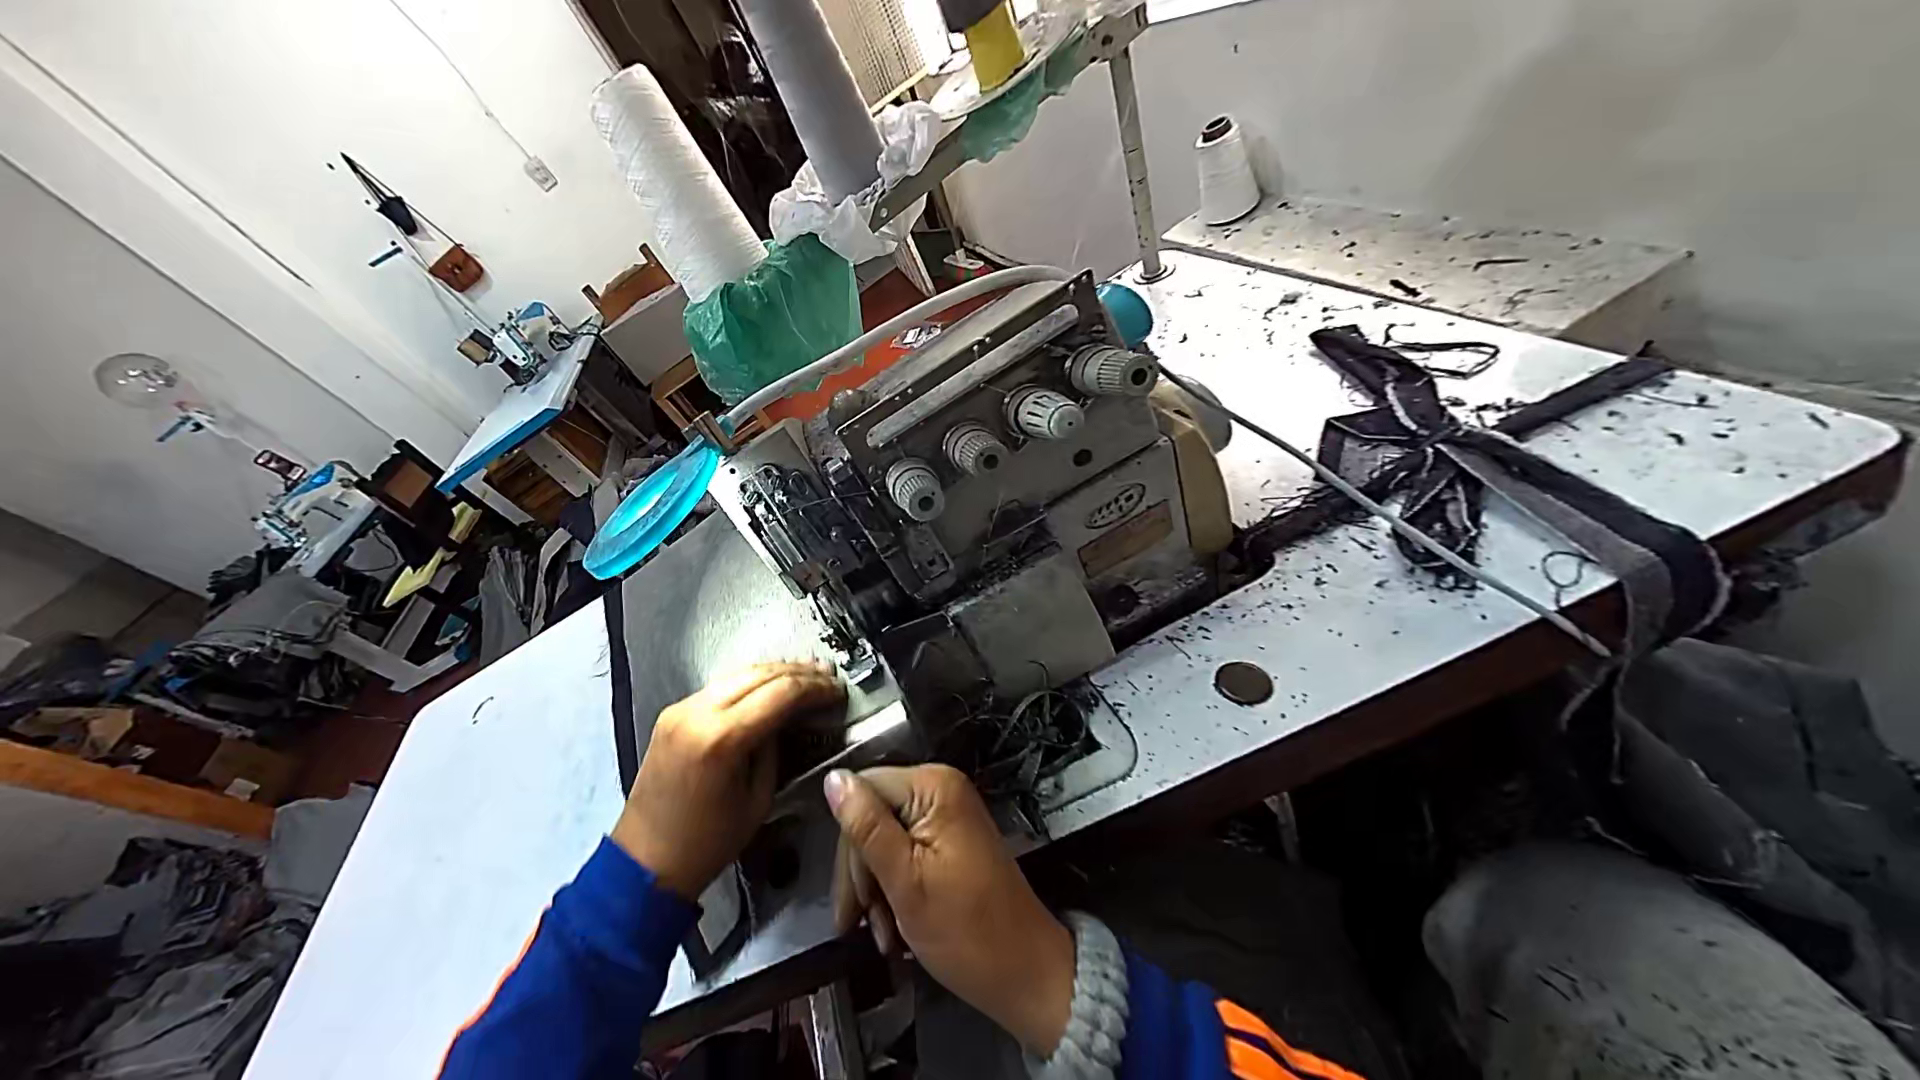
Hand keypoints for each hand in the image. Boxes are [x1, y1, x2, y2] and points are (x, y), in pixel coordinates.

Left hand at [611, 662, 842, 899]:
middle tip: (828, 677)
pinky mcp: (673, 713)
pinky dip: (752, 681)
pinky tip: (771, 686)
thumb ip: (776, 748)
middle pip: (760, 673)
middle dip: (800, 672)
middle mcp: (697, 713)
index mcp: (721, 739)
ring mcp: (681, 709)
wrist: (644, 863)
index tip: (838, 690)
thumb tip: (792, 717)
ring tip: (807, 675)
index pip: (781, 692)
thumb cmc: (707, 843)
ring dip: (776, 671)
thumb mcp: (759, 798)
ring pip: (740, 672)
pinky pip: (722, 685)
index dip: (816, 687)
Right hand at [825, 765, 1073, 1055]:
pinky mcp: (951, 836)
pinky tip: (895, 924)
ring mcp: (948, 812)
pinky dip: (894, 887)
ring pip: (883, 837)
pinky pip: (905, 849)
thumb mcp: (905, 881)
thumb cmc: (967, 932)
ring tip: (883, 933)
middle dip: (862, 873)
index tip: (849, 900)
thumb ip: (867, 827)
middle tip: (861, 924)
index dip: (848, 844)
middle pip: (871, 814)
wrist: (1024, 971)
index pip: (861, 790)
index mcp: (933, 786)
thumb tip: (833, 779)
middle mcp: (942, 787)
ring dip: (875, 887)